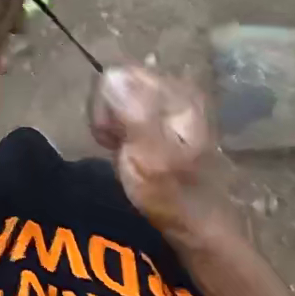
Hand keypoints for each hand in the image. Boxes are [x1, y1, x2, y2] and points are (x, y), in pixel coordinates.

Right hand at [88, 65, 224, 227]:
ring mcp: (162, 103)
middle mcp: (172, 89)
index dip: (106, 103)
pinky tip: (121, 146)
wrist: (188, 221)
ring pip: (113, 95)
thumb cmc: (170, 192)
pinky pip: (117, 108)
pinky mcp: (152, 116)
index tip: (111, 134)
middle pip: (116, 81)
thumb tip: (113, 74)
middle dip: (106, 112)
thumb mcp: (150, 155)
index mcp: (176, 93)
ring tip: (118, 146)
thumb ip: (134, 113)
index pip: (120, 75)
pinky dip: (113, 127)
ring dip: (107, 121)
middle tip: (114, 142)